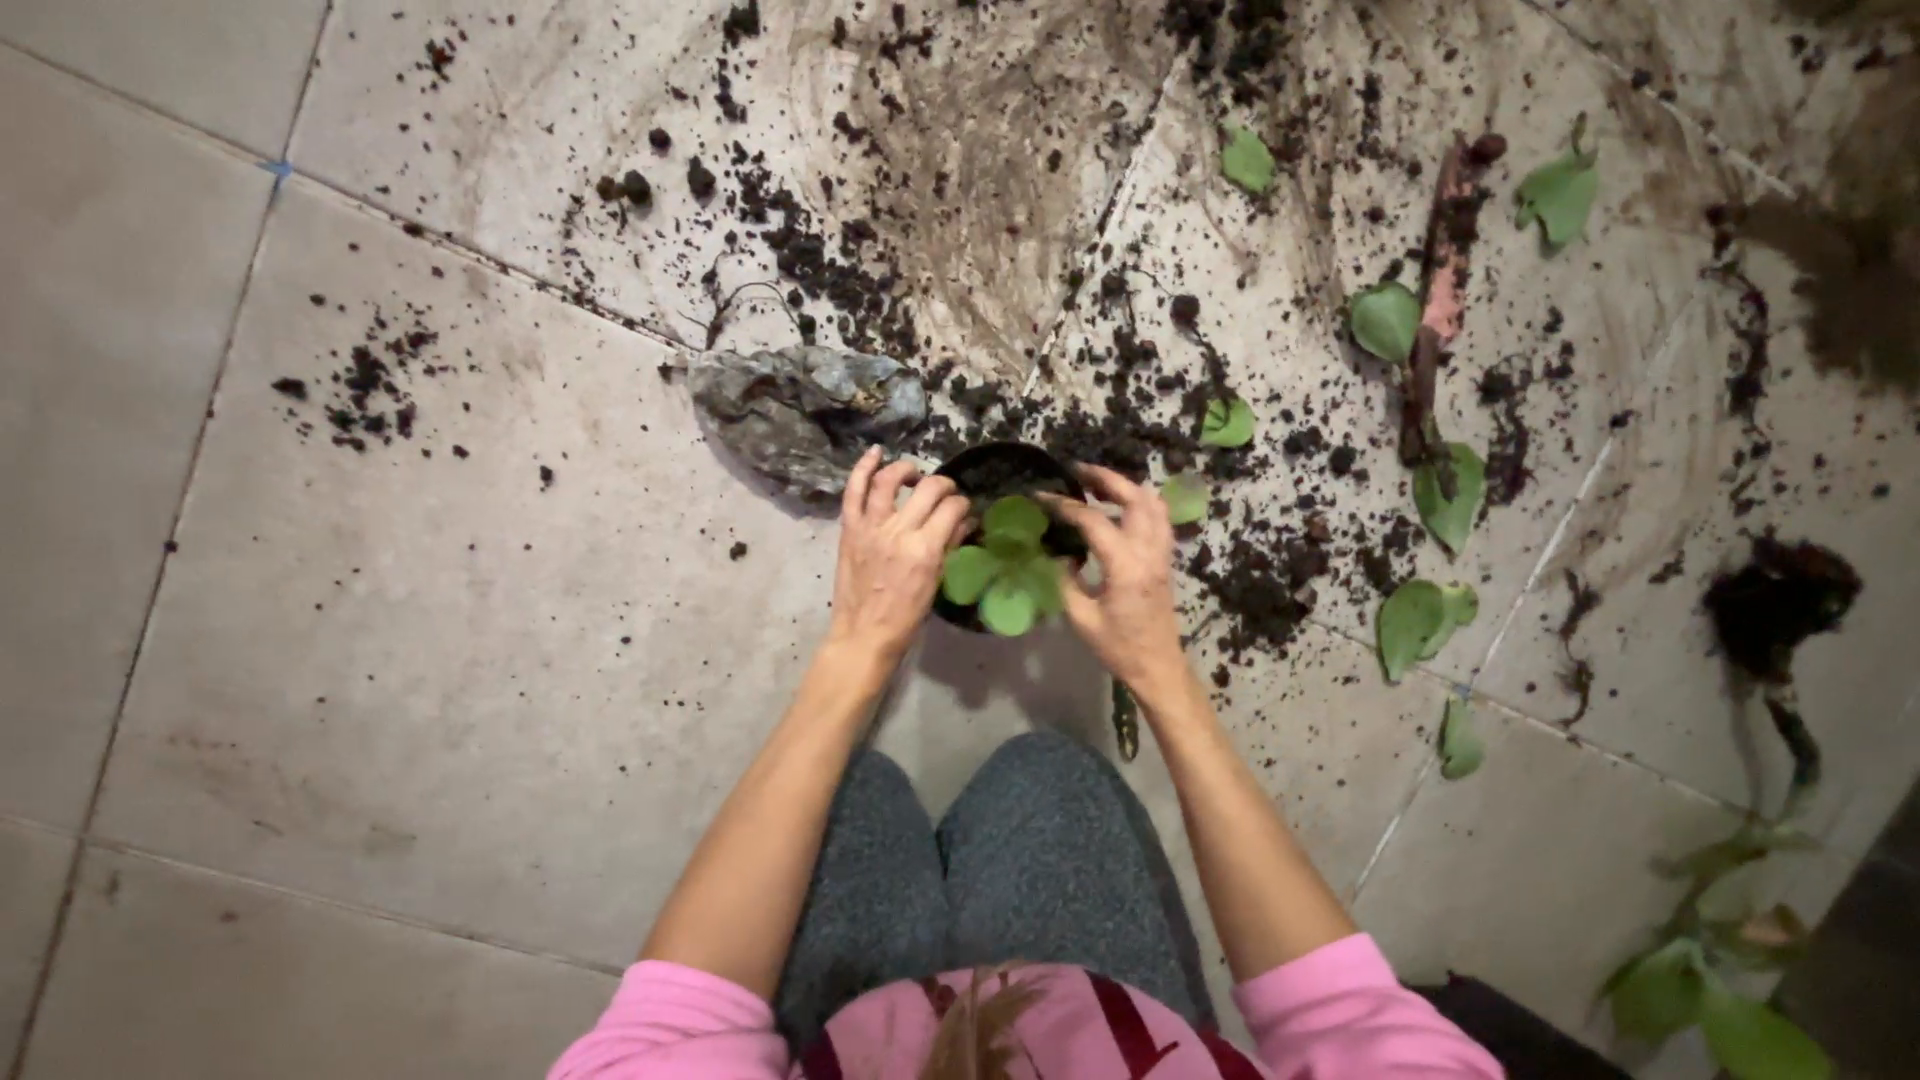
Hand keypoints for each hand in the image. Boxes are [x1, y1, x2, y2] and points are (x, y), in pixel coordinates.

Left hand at [826, 447, 970, 664]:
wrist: (864, 633)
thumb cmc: (906, 615)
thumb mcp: (936, 582)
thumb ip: (948, 546)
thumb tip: (964, 521)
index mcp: (925, 549)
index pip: (951, 508)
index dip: (962, 504)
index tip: (962, 509)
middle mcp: (899, 531)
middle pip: (928, 489)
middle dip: (943, 485)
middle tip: (945, 493)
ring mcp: (870, 527)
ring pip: (889, 480)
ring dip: (906, 470)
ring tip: (913, 475)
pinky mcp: (850, 528)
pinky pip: (854, 491)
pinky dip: (863, 468)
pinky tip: (875, 453)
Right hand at [1044, 466, 1195, 704]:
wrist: (1157, 666)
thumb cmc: (1118, 647)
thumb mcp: (1081, 618)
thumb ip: (1065, 580)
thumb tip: (1058, 554)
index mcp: (1126, 567)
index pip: (1094, 521)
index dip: (1066, 506)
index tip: (1042, 497)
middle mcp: (1149, 552)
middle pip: (1134, 497)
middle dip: (1105, 478)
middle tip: (1077, 471)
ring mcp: (1162, 554)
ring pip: (1152, 503)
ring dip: (1126, 487)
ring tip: (1098, 485)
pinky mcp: (1166, 559)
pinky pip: (1160, 518)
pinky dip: (1141, 503)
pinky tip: (1122, 507)